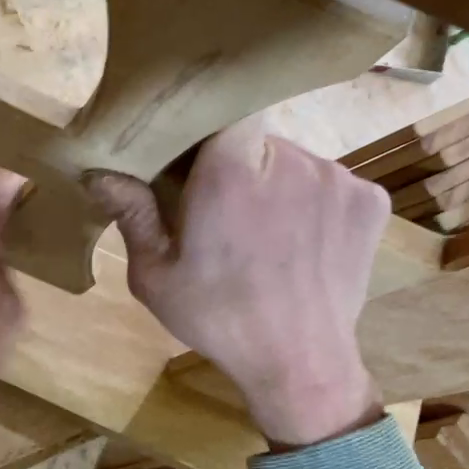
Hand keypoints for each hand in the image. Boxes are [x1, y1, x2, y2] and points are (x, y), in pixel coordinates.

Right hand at [86, 120, 386, 447]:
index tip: (192, 148)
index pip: (226, 105)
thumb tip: (98, 173)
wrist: (299, 363)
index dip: (209, 120)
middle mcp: (292, 159)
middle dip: (234, 163)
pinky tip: (298, 244)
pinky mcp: (370, 201)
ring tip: (260, 235)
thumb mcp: (154, 275)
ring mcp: (339, 178)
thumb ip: (131, 214)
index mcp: (232, 171)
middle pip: (256, 138)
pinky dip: (311, 203)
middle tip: (217, 210)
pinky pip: (329, 183)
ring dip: (273, 185)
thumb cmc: (216, 318)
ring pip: (293, 161)